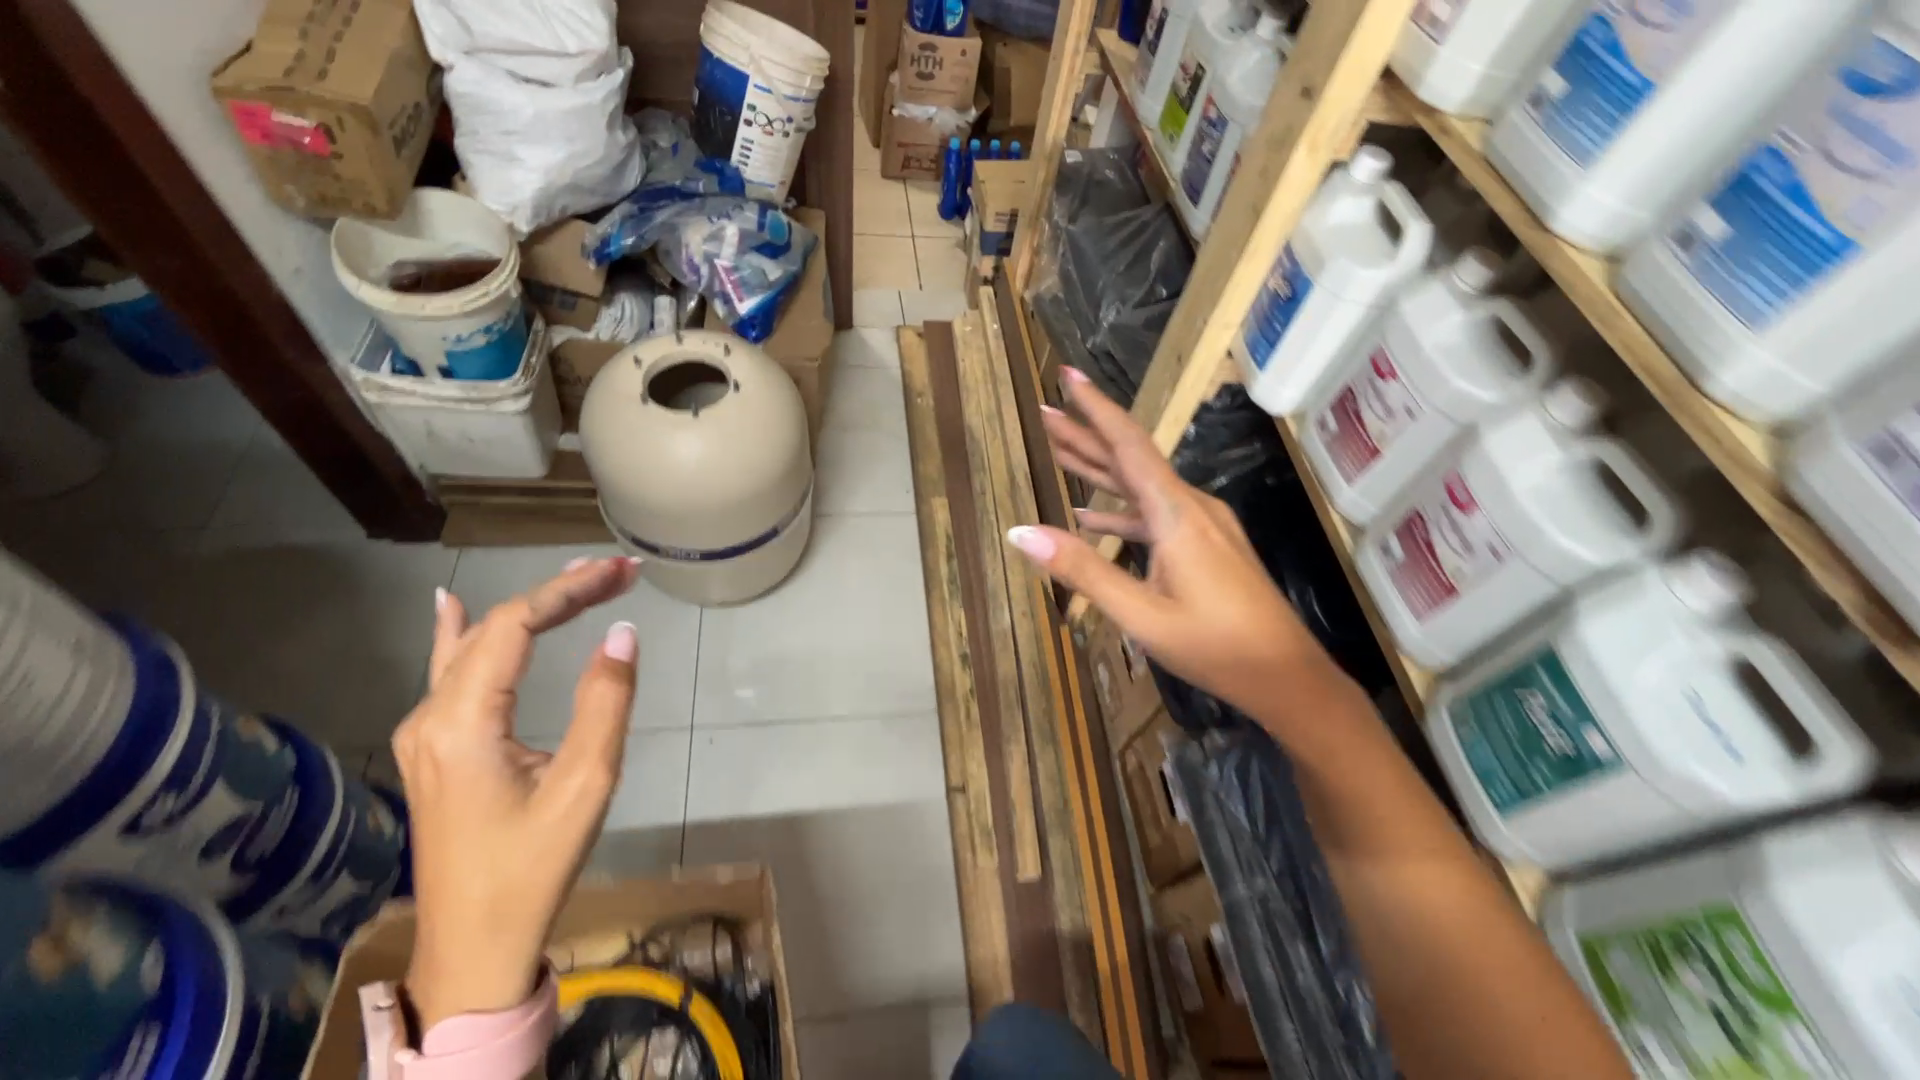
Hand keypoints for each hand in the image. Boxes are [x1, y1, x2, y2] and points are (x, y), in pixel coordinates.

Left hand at [394, 555, 641, 1031]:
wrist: (474, 944)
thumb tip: (621, 634)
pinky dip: (463, 634)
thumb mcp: (585, 785)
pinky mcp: (432, 751)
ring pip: (471, 649)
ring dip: (524, 612)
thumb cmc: (534, 867)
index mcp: (463, 722)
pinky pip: (448, 675)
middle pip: (493, 629)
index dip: (569, 590)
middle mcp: (431, 717)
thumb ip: (604, 703)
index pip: (515, 625)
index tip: (622, 572)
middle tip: (614, 574)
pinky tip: (450, 607)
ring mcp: (423, 734)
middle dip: (555, 595)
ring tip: (570, 582)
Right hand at [1007, 369, 1327, 715]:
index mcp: (1177, 514)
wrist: (1286, 673)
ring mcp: (1204, 525)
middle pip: (1132, 459)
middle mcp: (1192, 507)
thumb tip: (1021, 531)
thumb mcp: (1141, 615)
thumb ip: (1083, 571)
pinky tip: (1092, 517)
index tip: (1067, 375)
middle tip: (1044, 412)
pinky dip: (1121, 510)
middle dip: (1086, 435)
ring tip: (1060, 452)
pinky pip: (1155, 514)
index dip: (1095, 408)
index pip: (1129, 445)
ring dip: (1101, 469)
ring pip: (1143, 485)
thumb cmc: (1215, 646)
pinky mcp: (1207, 545)